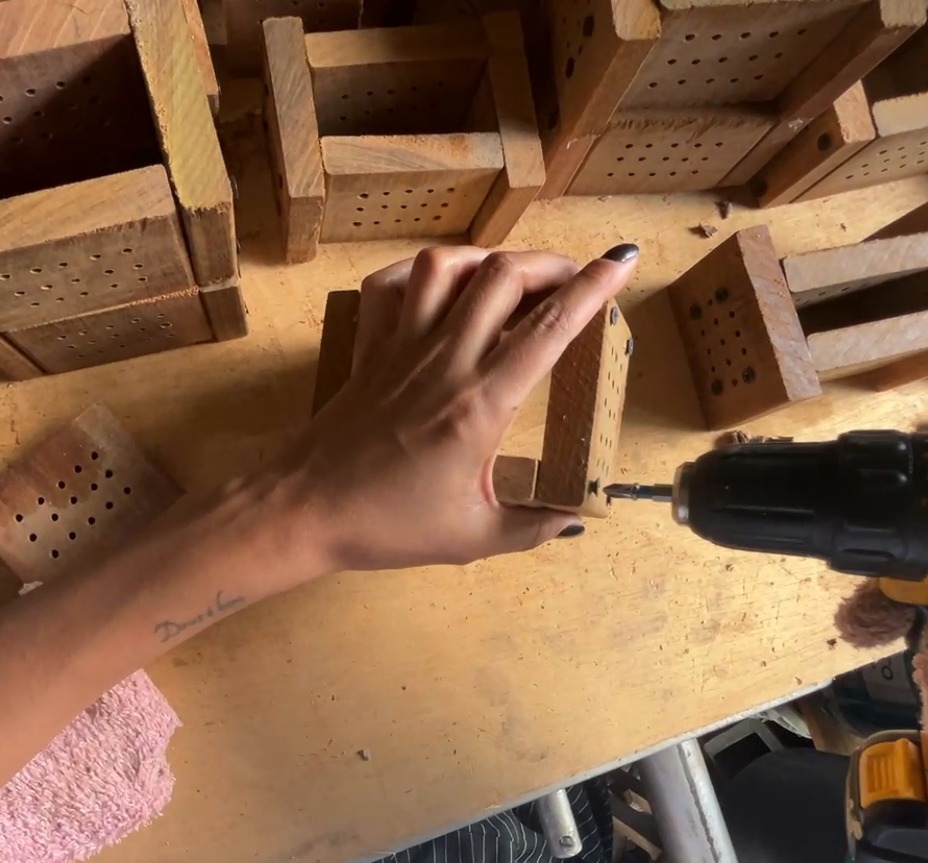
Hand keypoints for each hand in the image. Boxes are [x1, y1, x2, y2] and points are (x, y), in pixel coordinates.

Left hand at [267, 244, 639, 572]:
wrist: (304, 511)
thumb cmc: (387, 527)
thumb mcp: (472, 539)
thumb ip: (533, 527)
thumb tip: (577, 520)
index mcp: (479, 406)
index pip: (549, 328)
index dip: (594, 288)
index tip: (623, 260)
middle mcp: (444, 363)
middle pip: (504, 277)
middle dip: (551, 263)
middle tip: (574, 278)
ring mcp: (399, 349)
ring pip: (448, 266)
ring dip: (489, 259)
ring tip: (512, 278)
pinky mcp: (367, 350)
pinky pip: (390, 286)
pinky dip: (419, 273)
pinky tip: (439, 287)